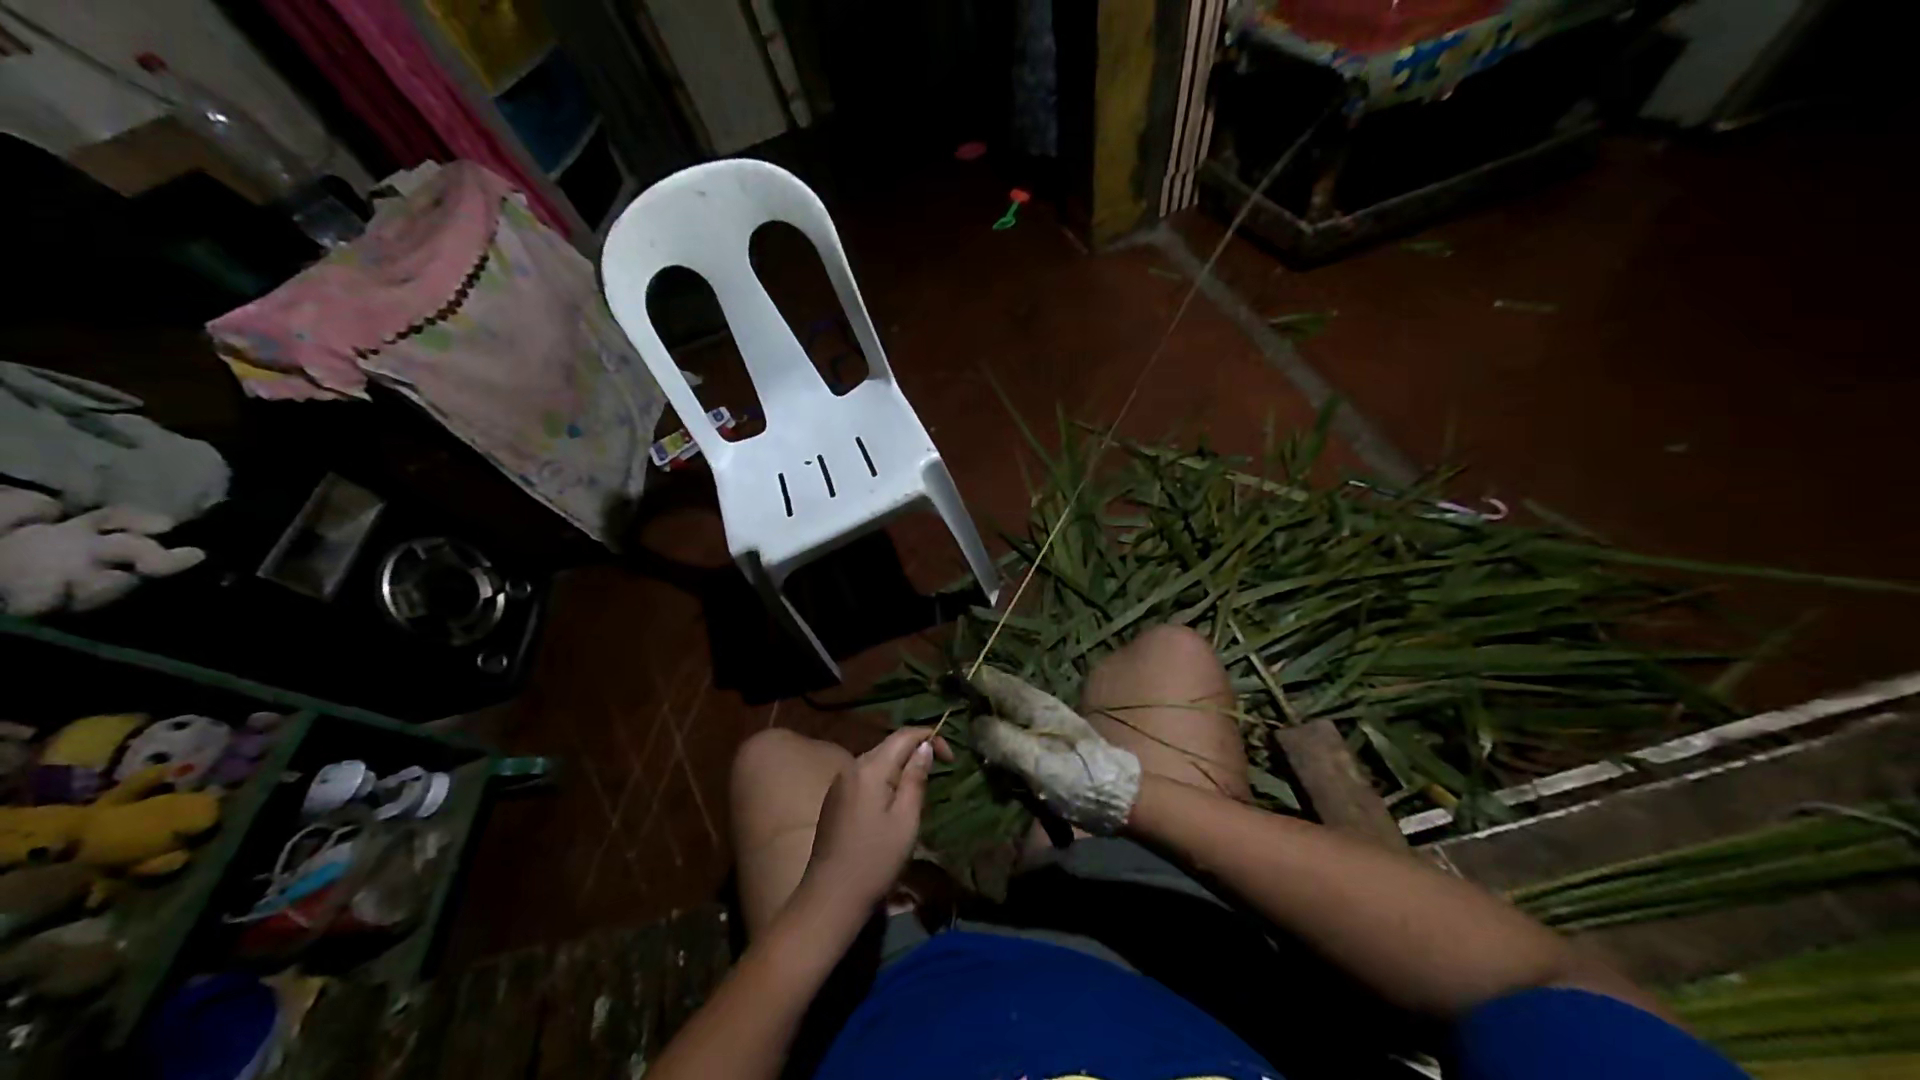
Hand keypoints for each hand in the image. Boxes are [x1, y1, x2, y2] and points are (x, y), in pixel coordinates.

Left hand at [799, 728, 948, 915]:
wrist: (831, 895)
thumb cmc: (876, 858)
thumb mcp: (906, 819)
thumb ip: (916, 778)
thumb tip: (925, 747)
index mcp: (870, 768)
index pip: (904, 735)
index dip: (930, 738)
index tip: (951, 759)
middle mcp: (852, 767)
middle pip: (889, 745)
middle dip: (916, 751)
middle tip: (940, 772)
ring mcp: (840, 782)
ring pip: (876, 761)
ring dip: (900, 766)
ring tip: (919, 788)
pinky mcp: (835, 799)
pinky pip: (864, 776)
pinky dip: (884, 779)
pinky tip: (892, 802)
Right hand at [968, 666, 1140, 834]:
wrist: (1115, 798)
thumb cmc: (1073, 777)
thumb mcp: (1031, 760)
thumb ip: (997, 738)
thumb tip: (973, 723)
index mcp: (1030, 703)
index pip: (990, 678)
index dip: (965, 678)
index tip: (941, 683)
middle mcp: (1036, 706)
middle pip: (994, 700)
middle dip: (977, 717)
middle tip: (971, 744)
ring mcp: (1044, 724)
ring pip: (1003, 723)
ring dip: (992, 744)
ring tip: (995, 774)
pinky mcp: (1049, 743)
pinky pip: (1015, 742)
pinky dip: (1006, 758)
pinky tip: (1010, 781)